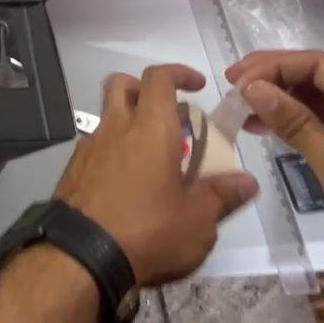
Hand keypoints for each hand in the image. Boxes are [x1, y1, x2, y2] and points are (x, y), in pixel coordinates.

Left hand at [55, 64, 258, 285]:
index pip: (159, 79)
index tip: (197, 84)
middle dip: (147, 88)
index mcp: (149, 128)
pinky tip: (131, 180)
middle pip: (124, 84)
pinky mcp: (77, 163)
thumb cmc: (148, 229)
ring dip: (131, 121)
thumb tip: (247, 180)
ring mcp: (91, 143)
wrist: (83, 250)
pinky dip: (116, 147)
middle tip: (172, 115)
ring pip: (109, 113)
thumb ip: (221, 195)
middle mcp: (116, 126)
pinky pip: (99, 142)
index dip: (178, 73)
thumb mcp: (197, 220)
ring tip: (157, 156)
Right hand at [224, 51, 323, 293]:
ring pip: (321, 106)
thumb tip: (252, 86)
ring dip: (282, 104)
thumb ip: (295, 124)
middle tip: (233, 92)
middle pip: (319, 81)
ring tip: (245, 113)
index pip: (317, 65)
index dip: (272, 65)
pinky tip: (273, 135)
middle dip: (274, 81)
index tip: (235, 79)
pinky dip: (298, 128)